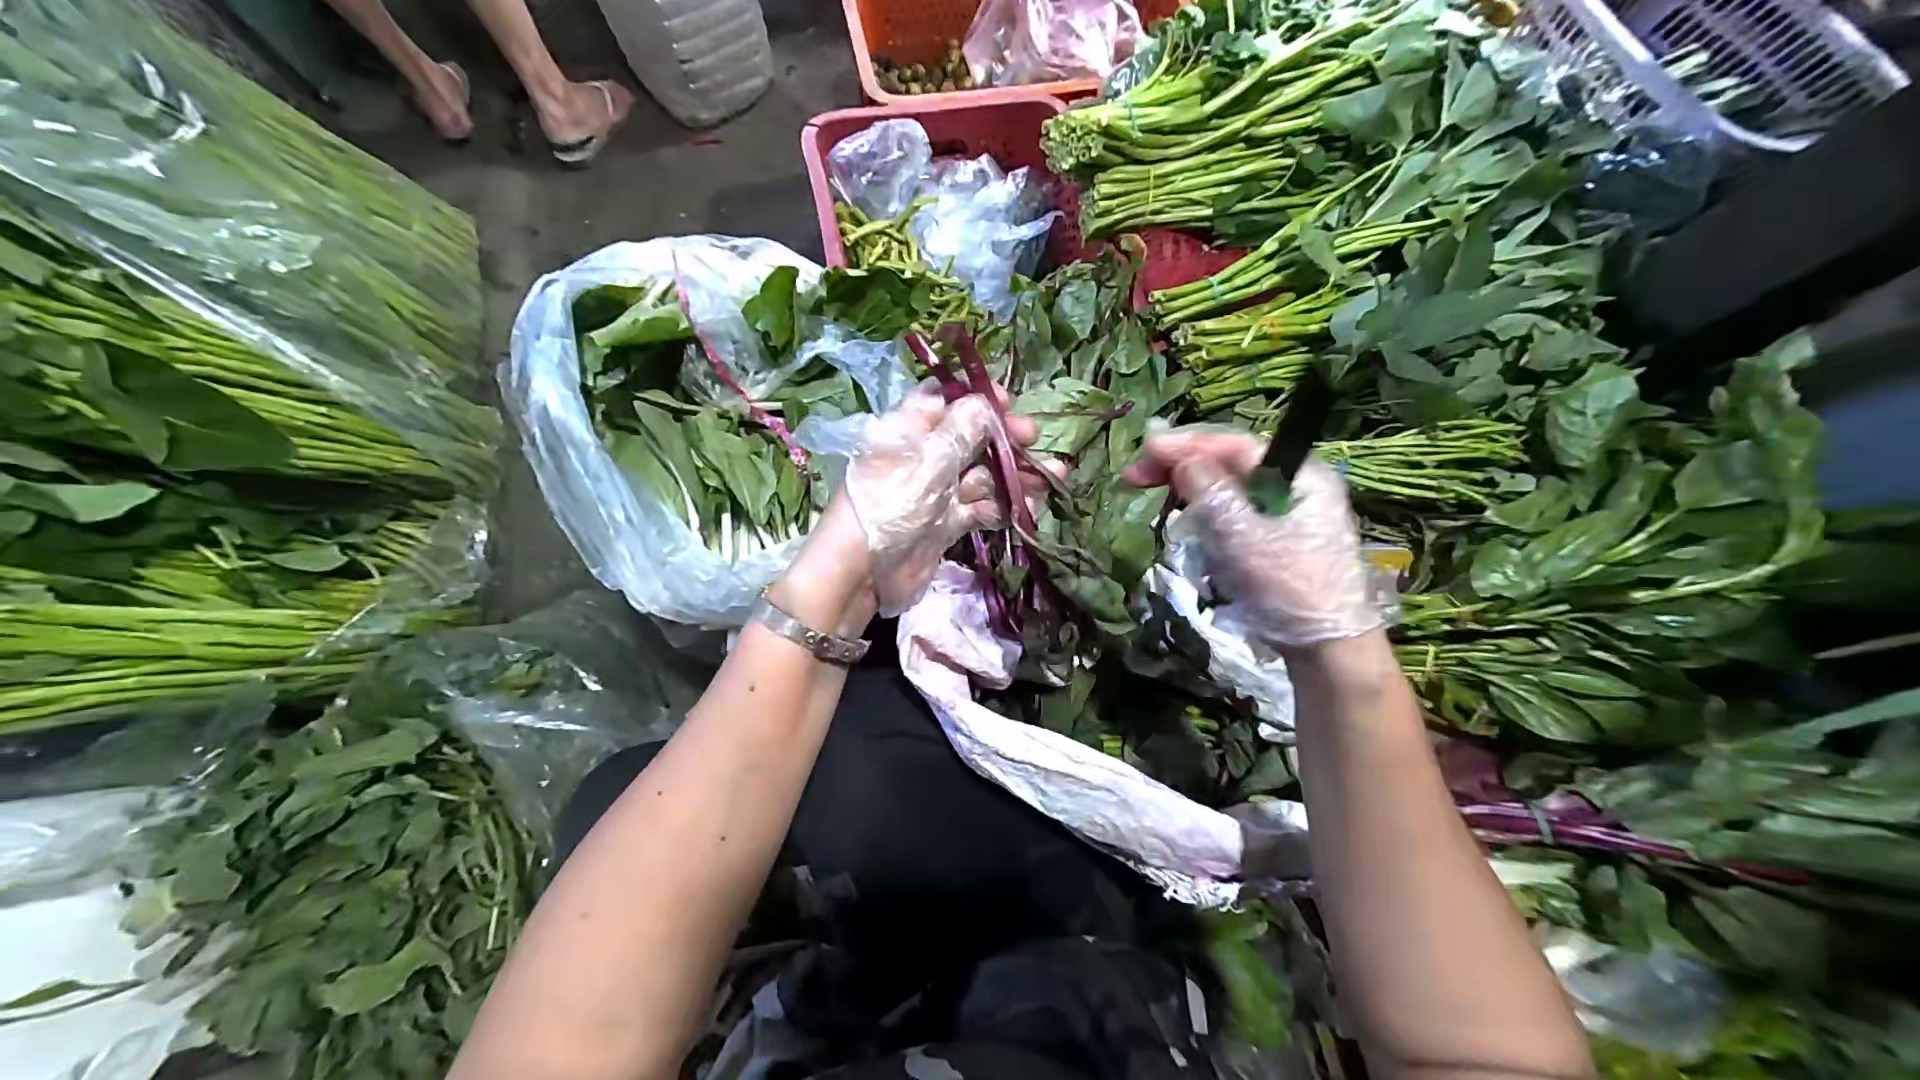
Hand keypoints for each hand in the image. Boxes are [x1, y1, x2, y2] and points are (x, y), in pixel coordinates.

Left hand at [843, 383, 1056, 614]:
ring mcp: (936, 492)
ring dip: (1014, 474)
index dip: (975, 397)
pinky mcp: (946, 523)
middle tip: (1033, 436)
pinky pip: (981, 507)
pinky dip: (1004, 506)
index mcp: (908, 430)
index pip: (943, 400)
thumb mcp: (928, 462)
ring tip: (1053, 475)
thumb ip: (960, 432)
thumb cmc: (890, 505)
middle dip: (1003, 436)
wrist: (862, 574)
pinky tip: (1031, 506)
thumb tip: (984, 403)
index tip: (1007, 400)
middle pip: (969, 437)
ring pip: (981, 474)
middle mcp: (923, 457)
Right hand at [1124, 428, 1381, 647]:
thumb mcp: (1243, 536)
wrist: (1328, 651)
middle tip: (1137, 477)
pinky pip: (1234, 514)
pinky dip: (1207, 517)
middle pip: (1230, 464)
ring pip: (1228, 489)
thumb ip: (1211, 491)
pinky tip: (1189, 525)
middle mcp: (1295, 484)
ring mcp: (1287, 512)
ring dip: (1191, 492)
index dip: (1186, 443)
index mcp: (1299, 474)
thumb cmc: (1290, 588)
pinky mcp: (1277, 538)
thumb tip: (1181, 459)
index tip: (1144, 449)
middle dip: (1183, 467)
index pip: (1234, 444)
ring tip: (1157, 495)